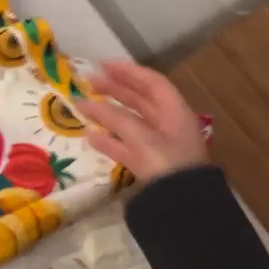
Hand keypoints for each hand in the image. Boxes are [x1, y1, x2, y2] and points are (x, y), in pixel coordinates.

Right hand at [76, 61, 209, 185]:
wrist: (183, 203)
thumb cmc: (167, 161)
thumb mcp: (140, 136)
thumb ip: (113, 118)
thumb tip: (85, 103)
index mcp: (174, 111)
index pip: (151, 82)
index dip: (127, 71)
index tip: (103, 65)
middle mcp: (168, 124)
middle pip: (140, 100)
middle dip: (114, 90)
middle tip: (88, 82)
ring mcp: (159, 145)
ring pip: (131, 122)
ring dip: (109, 114)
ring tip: (84, 106)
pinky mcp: (149, 164)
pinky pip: (128, 146)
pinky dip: (111, 140)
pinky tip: (92, 136)